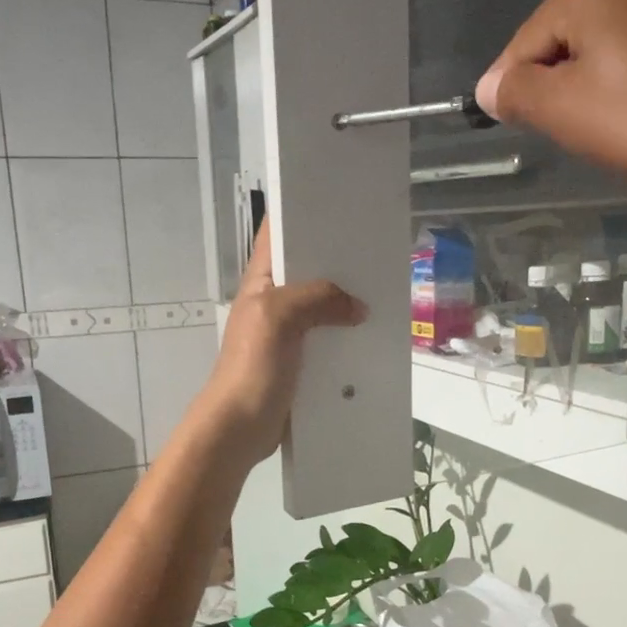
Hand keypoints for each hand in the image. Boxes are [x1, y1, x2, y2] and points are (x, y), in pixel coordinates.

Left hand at [189, 228, 366, 467]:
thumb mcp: (279, 317)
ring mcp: (289, 332)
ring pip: (324, 305)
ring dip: (349, 299)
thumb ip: (317, 298)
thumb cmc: (251, 367)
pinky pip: (330, 337)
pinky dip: (349, 333)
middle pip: (309, 268)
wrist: (240, 428)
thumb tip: (357, 306)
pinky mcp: (303, 360)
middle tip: (377, 244)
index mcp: (261, 281)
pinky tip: (376, 331)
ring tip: (386, 286)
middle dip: (339, 258)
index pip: (277, 233)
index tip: (339, 197)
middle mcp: (275, 300)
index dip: (302, 211)